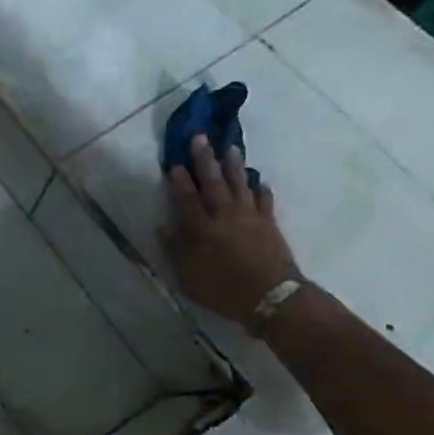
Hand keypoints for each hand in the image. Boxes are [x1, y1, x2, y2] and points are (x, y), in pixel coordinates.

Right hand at [162, 134, 297, 326]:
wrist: (269, 296)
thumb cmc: (223, 290)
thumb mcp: (189, 277)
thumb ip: (176, 249)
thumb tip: (164, 225)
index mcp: (201, 228)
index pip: (186, 198)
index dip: (179, 180)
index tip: (175, 163)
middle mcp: (224, 214)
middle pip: (213, 181)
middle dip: (204, 159)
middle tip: (200, 138)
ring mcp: (249, 216)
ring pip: (239, 183)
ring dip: (234, 165)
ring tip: (230, 148)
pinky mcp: (269, 222)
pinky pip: (264, 200)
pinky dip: (261, 189)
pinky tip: (260, 182)